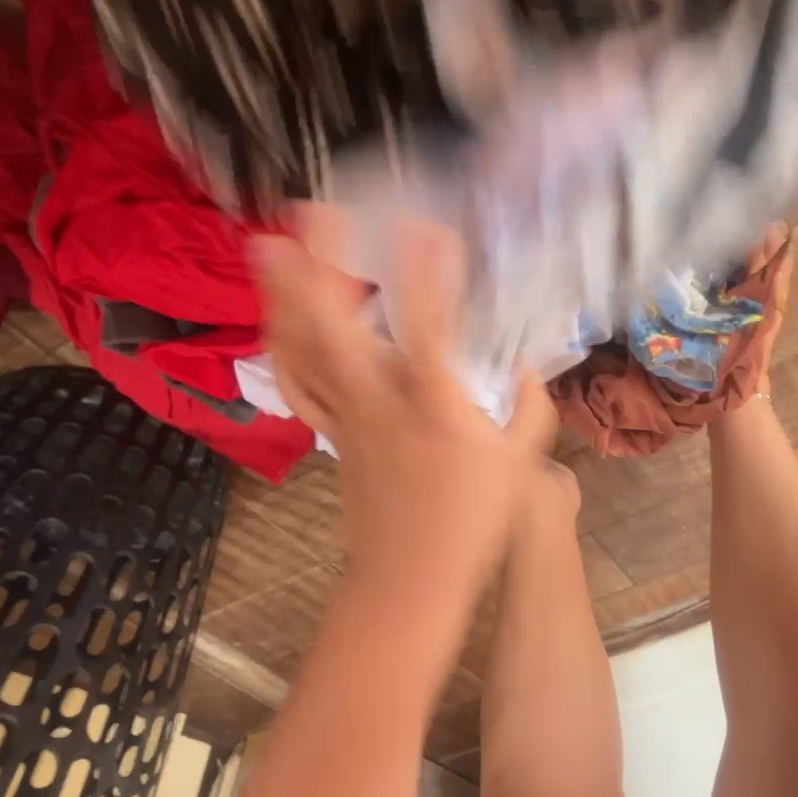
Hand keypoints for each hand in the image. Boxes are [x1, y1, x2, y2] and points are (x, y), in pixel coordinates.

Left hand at [253, 206, 557, 607]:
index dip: (425, 275)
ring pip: (306, 351)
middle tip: (305, 217)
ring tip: (268, 247)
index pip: (429, 329)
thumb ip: (529, 409)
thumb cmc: (472, 523)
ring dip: (283, 297)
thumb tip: (527, 367)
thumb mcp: (520, 465)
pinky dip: (284, 347)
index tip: (424, 226)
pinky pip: (300, 384)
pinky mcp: (331, 434)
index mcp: (438, 407)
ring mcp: (348, 418)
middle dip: (318, 270)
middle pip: (337, 331)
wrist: (411, 579)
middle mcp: (383, 403)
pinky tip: (276, 319)